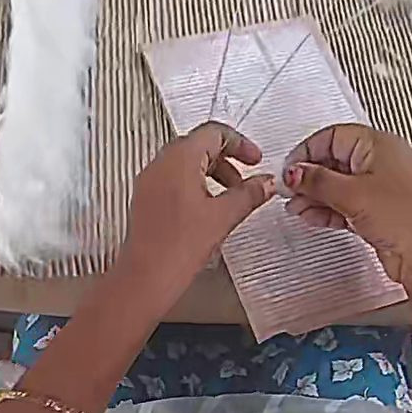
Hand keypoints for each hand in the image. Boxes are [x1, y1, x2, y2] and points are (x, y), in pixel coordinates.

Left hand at [117, 121, 274, 298]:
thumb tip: (266, 183)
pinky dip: (194, 189)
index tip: (254, 161)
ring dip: (211, 176)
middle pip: (199, 146)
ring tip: (228, 201)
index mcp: (178, 158)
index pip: (214, 133)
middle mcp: (159, 165)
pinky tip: (205, 213)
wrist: (146, 279)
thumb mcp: (223, 217)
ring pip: (185, 165)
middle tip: (244, 183)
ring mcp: (149, 183)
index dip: (240, 144)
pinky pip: (173, 183)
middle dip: (226, 162)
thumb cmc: (175, 249)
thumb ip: (249, 194)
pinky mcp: (145, 202)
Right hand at [282, 124, 411, 287]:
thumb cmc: (405, 218)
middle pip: (333, 162)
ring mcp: (377, 188)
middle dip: (308, 177)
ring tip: (297, 207)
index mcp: (377, 145)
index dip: (307, 152)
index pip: (332, 137)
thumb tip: (296, 172)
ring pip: (336, 186)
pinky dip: (326, 210)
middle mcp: (379, 162)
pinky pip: (344, 205)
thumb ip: (318, 181)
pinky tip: (312, 216)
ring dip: (314, 197)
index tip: (289, 170)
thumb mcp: (352, 194)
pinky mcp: (375, 211)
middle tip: (290, 190)